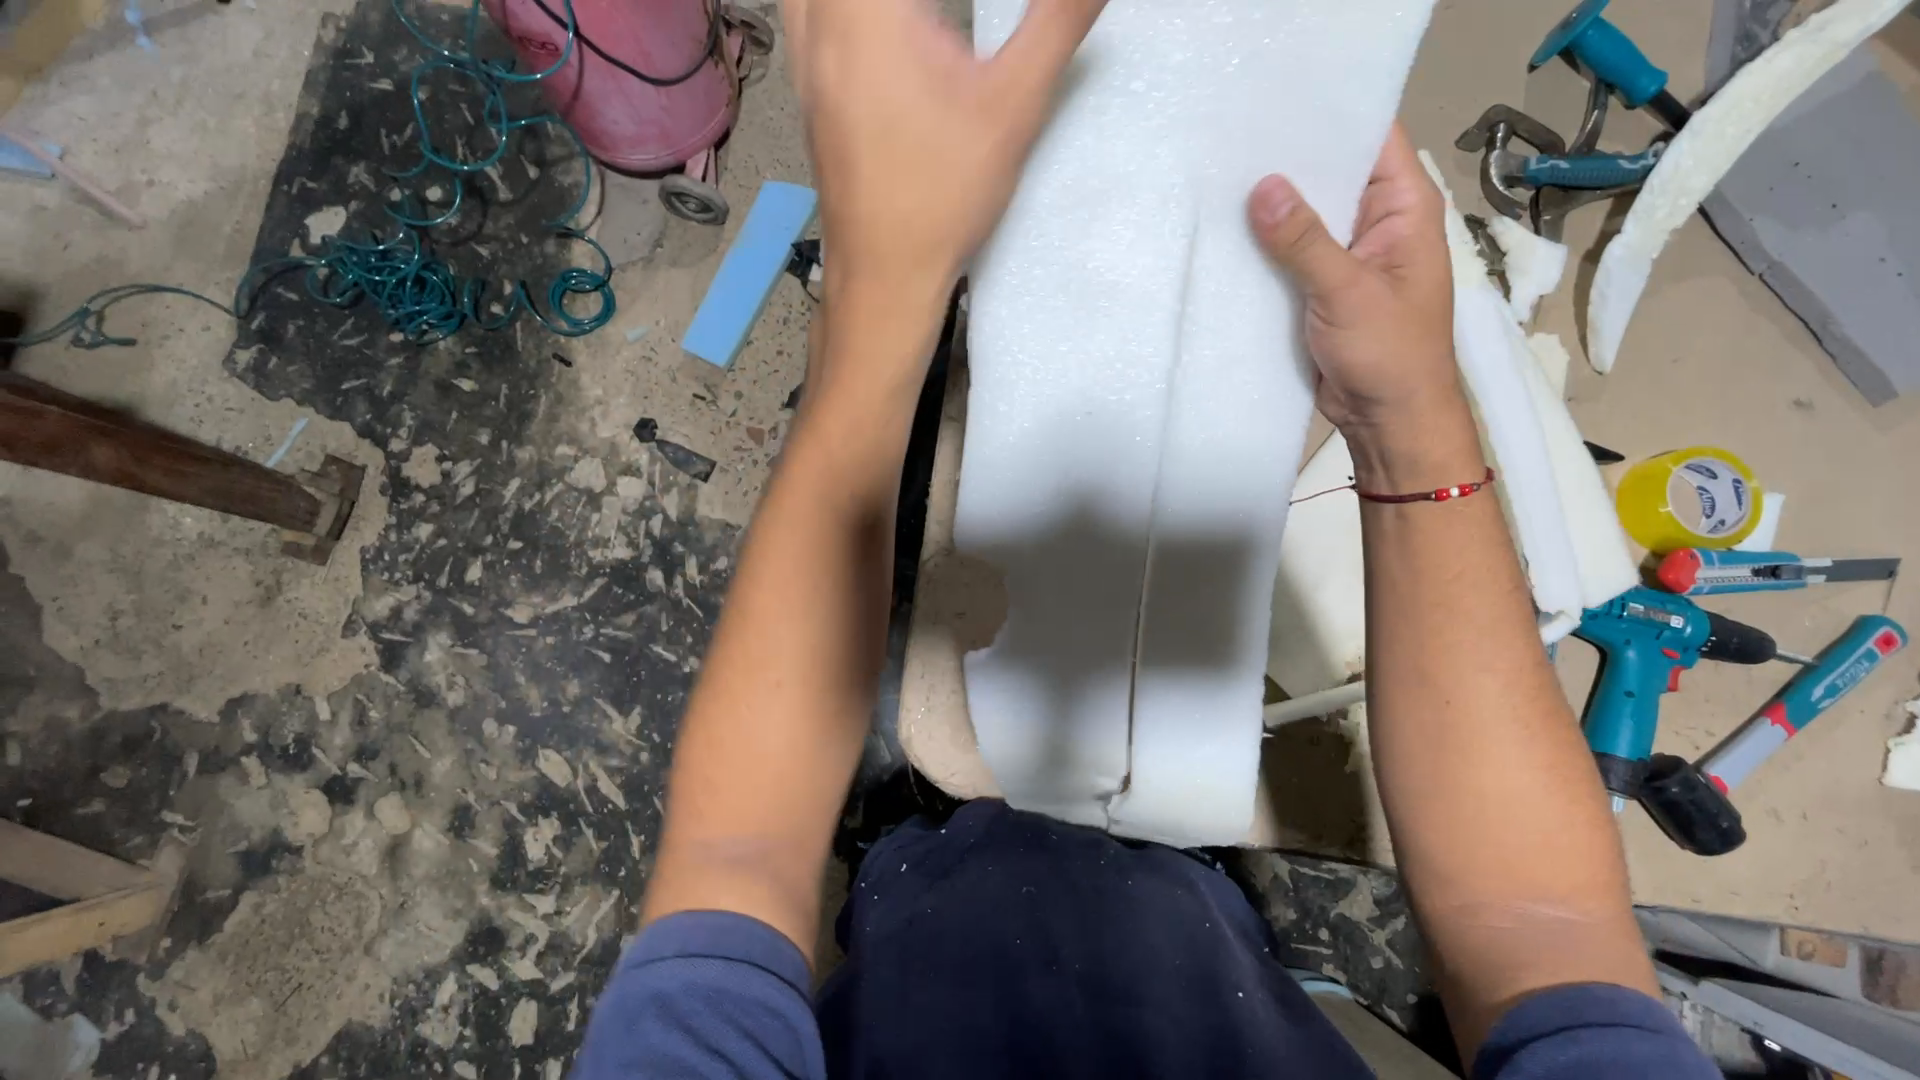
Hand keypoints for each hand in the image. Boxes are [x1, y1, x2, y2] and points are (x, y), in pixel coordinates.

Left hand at [782, 0, 1107, 301]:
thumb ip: (1057, 21)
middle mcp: (822, 33)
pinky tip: (877, 28)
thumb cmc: (940, 202)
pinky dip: (839, 10)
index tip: (955, 11)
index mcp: (868, 19)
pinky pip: (807, 17)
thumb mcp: (1015, 107)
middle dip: (918, 2)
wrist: (886, 275)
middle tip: (945, 16)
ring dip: (861, 1)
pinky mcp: (809, 95)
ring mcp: (806, 66)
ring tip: (924, 19)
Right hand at [1247, 125, 1463, 445]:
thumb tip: (1262, 186)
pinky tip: (1223, 231)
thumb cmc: (1389, 353)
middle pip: (1330, 174)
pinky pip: (1287, 255)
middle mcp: (1374, 223)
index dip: (1330, 114)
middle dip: (1286, 159)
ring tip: (1215, 175)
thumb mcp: (1348, 292)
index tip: (1275, 98)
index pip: (1372, 138)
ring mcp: (1344, 256)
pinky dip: (1262, 246)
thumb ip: (1304, 241)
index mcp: (1403, 208)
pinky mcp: (1317, 287)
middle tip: (1229, 136)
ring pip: (1304, 216)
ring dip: (1268, 205)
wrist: (1386, 418)